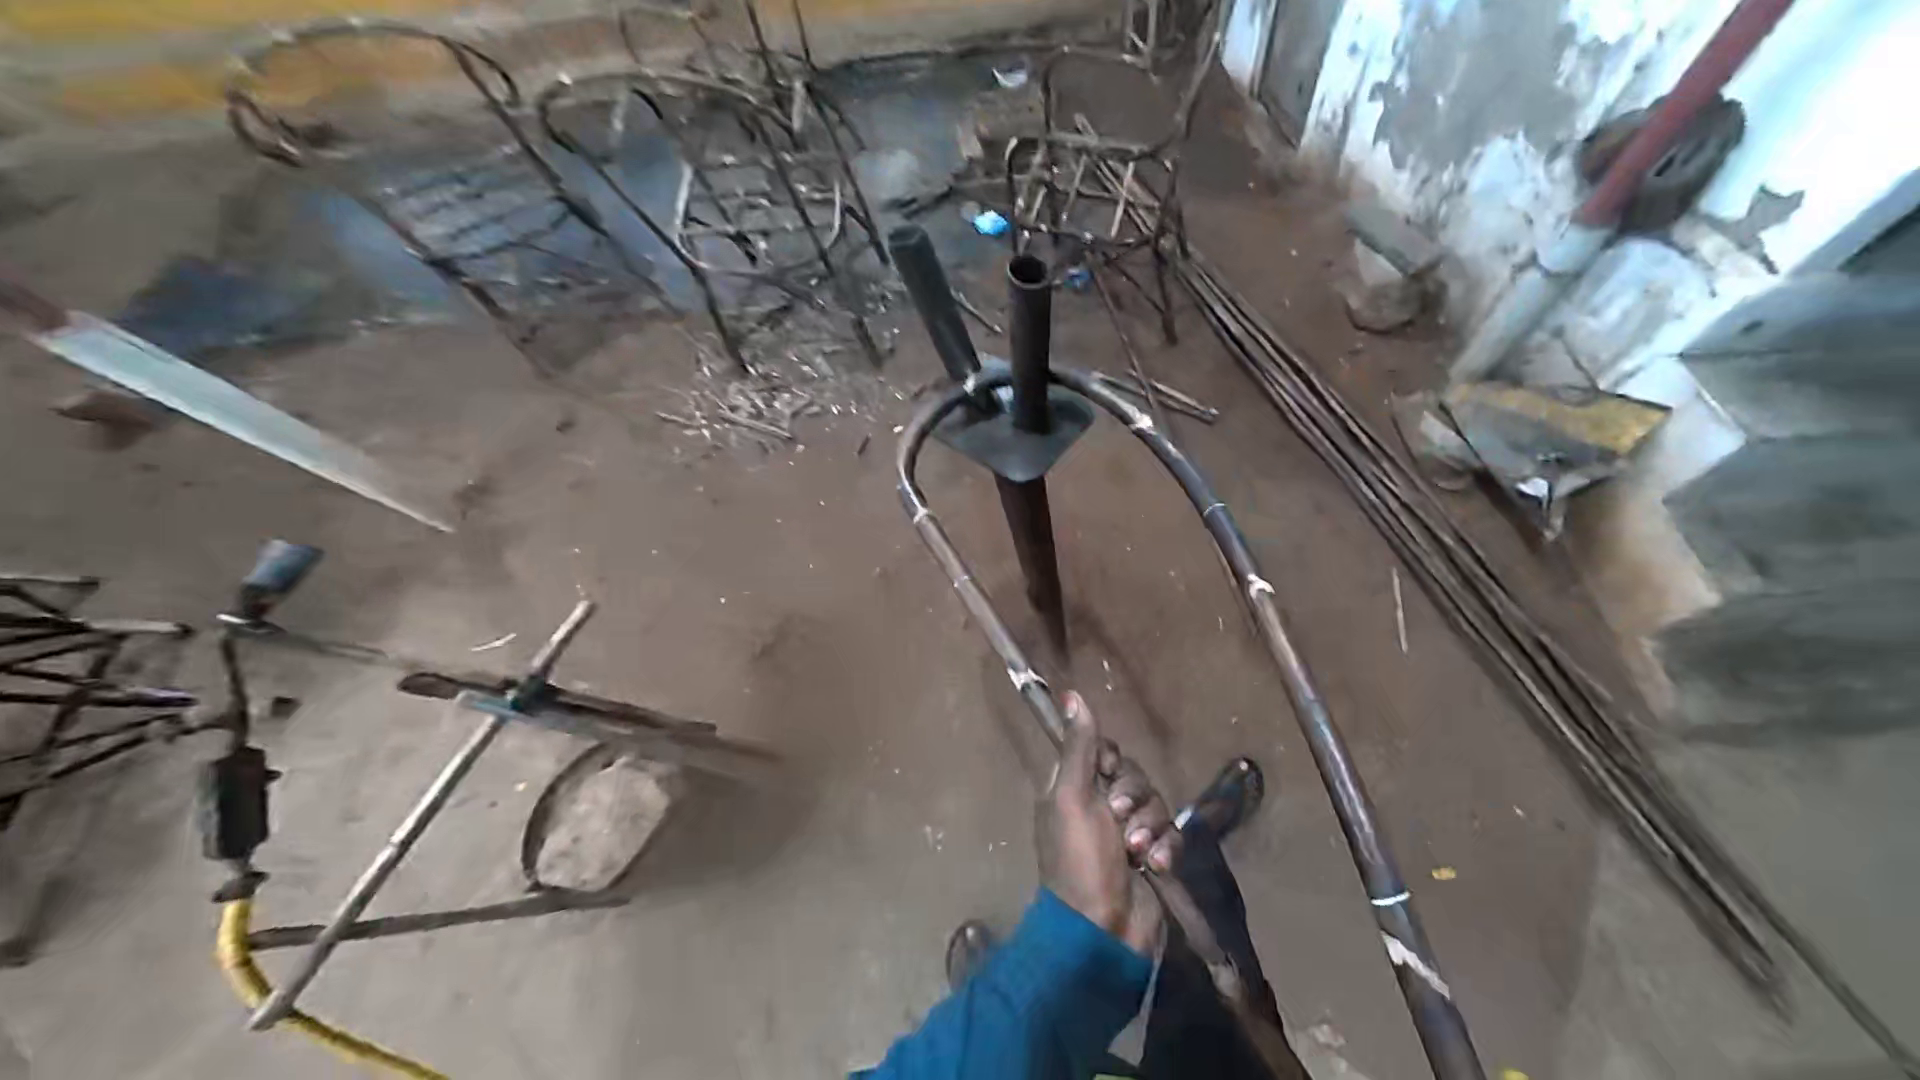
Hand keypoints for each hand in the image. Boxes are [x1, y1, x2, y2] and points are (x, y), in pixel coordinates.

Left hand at [1036, 691, 1180, 954]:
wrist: (1104, 931)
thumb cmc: (1079, 859)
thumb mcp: (1072, 796)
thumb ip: (1078, 747)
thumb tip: (1070, 694)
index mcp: (1072, 788)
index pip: (1101, 751)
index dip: (1110, 760)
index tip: (1107, 771)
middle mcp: (1099, 805)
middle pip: (1132, 775)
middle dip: (1134, 796)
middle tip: (1121, 819)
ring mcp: (1127, 831)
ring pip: (1155, 803)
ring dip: (1150, 826)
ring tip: (1138, 851)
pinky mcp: (1153, 854)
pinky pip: (1170, 834)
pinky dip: (1165, 848)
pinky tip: (1156, 865)